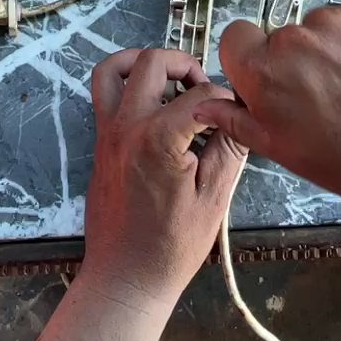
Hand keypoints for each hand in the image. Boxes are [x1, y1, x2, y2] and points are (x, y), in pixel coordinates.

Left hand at [79, 48, 246, 310]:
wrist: (124, 278)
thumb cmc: (171, 247)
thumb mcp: (214, 200)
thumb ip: (229, 149)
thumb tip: (240, 116)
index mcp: (159, 139)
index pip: (200, 94)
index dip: (226, 98)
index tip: (238, 113)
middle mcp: (127, 126)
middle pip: (151, 62)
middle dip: (184, 64)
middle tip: (203, 87)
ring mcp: (107, 131)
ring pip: (113, 68)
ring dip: (143, 63)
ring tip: (170, 80)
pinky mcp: (100, 140)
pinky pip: (103, 94)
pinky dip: (125, 83)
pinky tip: (152, 103)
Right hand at [193, 0, 340, 237]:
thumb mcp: (291, 154)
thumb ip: (242, 121)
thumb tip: (206, 103)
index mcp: (264, 74)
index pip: (236, 37)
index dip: (255, 57)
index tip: (280, 79)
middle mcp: (294, 38)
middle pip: (286, 35)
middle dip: (303, 58)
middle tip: (338, 94)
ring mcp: (338, 17)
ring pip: (327, 25)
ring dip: (340, 46)